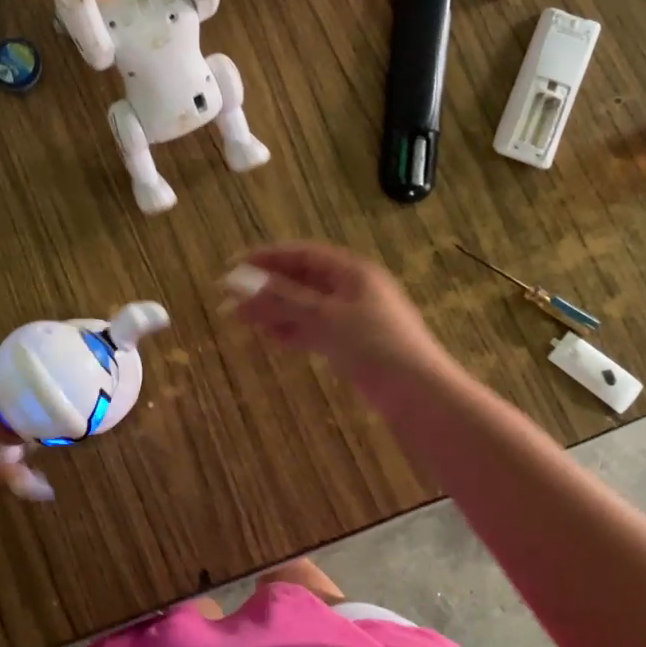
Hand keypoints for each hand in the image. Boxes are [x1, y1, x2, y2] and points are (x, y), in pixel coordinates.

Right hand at [220, 242, 461, 401]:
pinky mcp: (352, 344)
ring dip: (274, 311)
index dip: (267, 258)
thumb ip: (281, 298)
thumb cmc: (372, 343)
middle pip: (301, 281)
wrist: (415, 392)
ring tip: (242, 319)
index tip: (235, 267)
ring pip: (305, 307)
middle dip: (266, 288)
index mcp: (351, 271)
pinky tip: (270, 337)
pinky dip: (291, 330)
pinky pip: (314, 329)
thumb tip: (239, 283)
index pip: (302, 254)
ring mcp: (353, 317)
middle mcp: (352, 289)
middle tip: (230, 299)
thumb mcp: (323, 316)